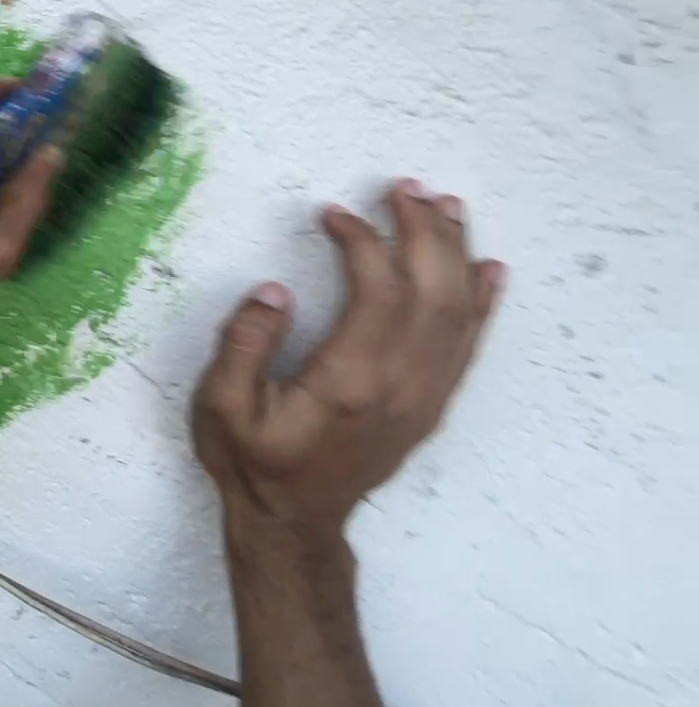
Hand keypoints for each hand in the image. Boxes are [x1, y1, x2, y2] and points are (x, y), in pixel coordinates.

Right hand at [193, 179, 507, 536]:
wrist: (293, 519)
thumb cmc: (250, 459)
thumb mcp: (221, 405)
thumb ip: (244, 345)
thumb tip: (273, 292)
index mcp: (349, 379)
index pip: (377, 292)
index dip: (362, 243)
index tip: (333, 212)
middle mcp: (402, 382)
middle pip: (433, 292)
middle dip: (422, 232)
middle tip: (403, 188)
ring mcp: (424, 394)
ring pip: (458, 311)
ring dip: (455, 253)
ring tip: (443, 207)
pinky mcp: (428, 402)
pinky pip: (468, 343)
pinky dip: (482, 301)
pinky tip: (485, 270)